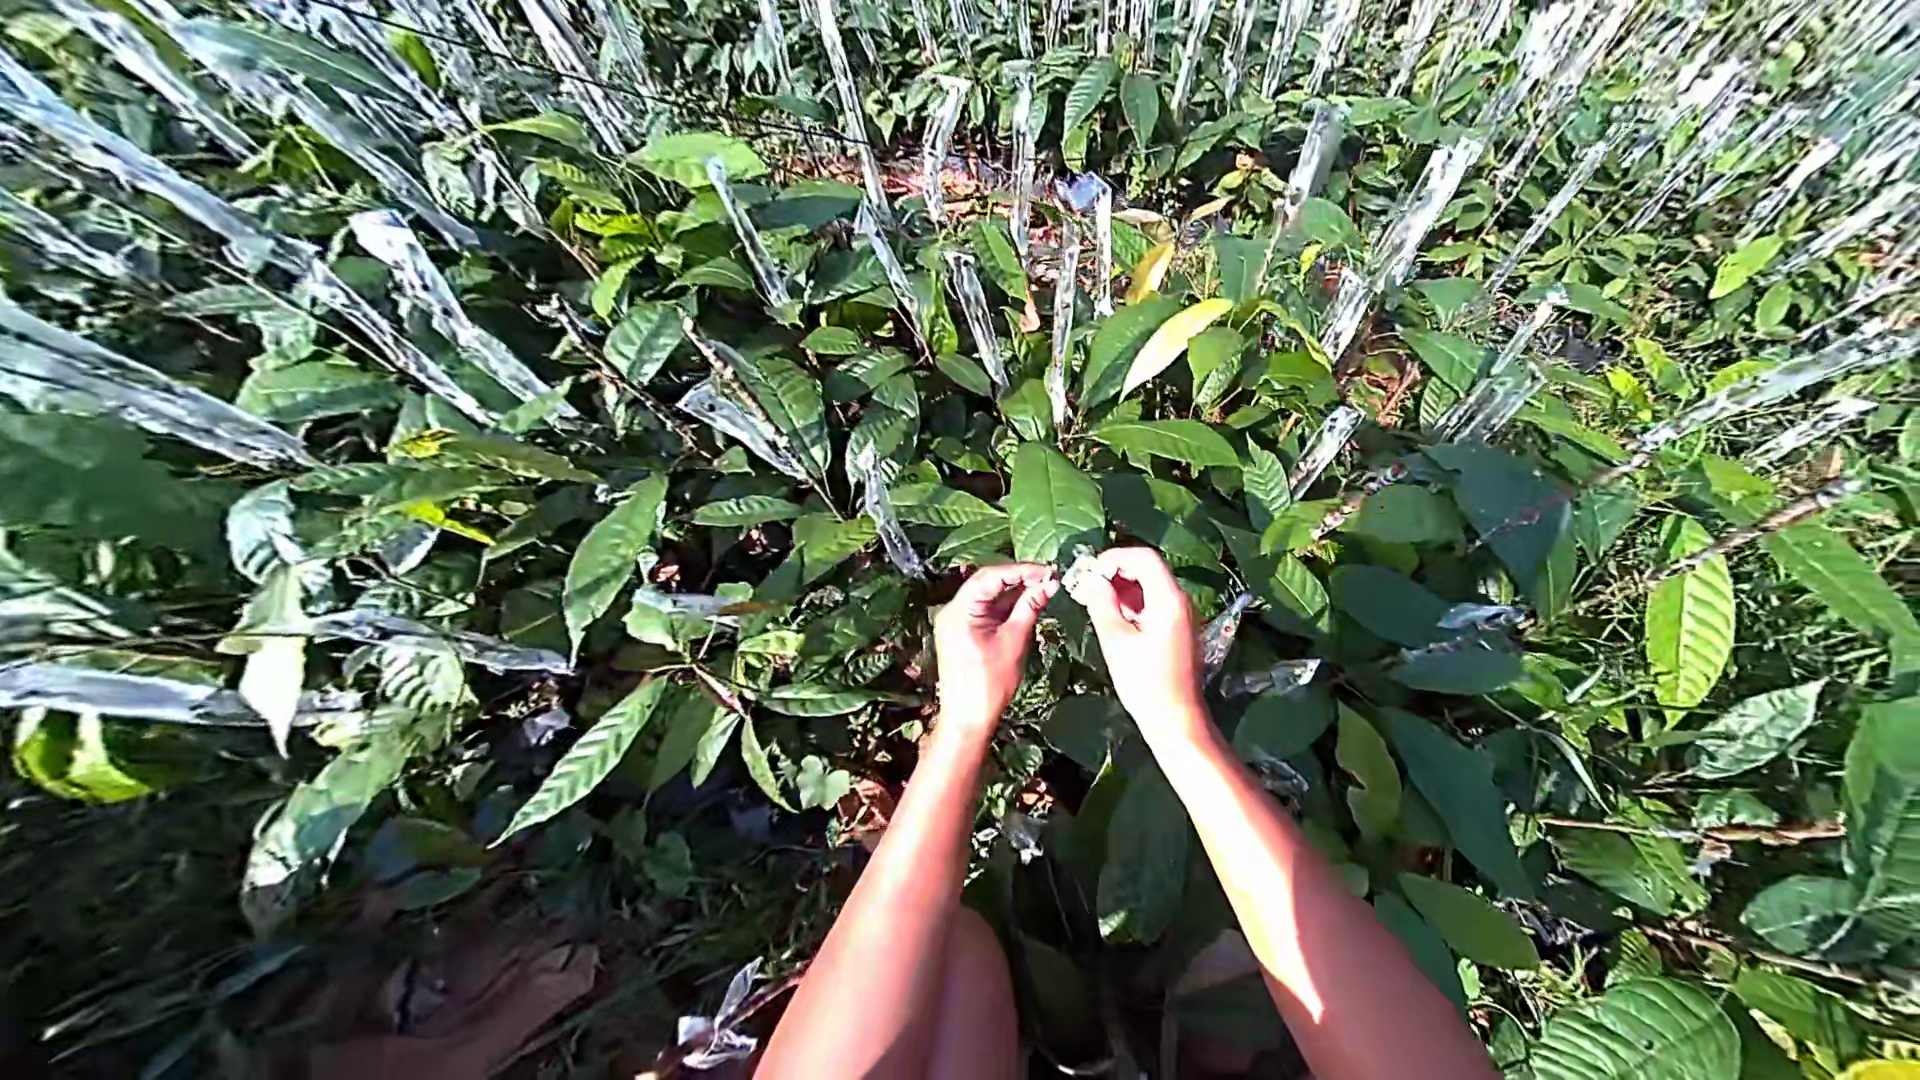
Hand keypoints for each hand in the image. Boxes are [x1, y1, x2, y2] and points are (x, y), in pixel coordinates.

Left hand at [932, 563, 1057, 734]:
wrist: (968, 718)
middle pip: (988, 583)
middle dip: (1019, 579)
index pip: (991, 576)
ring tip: (1044, 589)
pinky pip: (986, 611)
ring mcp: (956, 621)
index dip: (1021, 571)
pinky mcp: (963, 631)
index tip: (1047, 571)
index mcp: (959, 610)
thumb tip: (1048, 585)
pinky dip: (1006, 608)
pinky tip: (1028, 604)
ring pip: (988, 597)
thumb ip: (1030, 607)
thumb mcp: (1014, 641)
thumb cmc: (989, 683)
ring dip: (1015, 593)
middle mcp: (953, 610)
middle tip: (1049, 577)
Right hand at [1068, 547, 1209, 745]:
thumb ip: (1101, 603)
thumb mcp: (1115, 640)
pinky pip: (1152, 602)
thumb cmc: (1144, 682)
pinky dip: (1130, 601)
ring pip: (1148, 584)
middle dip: (1114, 570)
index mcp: (1168, 600)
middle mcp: (1180, 601)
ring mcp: (1180, 614)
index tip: (1089, 570)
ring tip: (1091, 598)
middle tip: (1085, 583)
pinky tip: (1109, 613)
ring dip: (1120, 586)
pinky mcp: (1176, 627)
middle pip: (1147, 568)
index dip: (1113, 557)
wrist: (1174, 718)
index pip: (1143, 557)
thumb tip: (1090, 578)